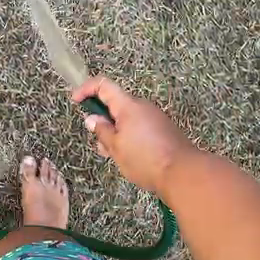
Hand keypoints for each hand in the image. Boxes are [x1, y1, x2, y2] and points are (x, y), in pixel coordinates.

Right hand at [71, 77, 198, 196]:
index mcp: (128, 105)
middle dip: (103, 121)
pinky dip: (130, 136)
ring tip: (116, 156)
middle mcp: (142, 106)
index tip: (76, 101)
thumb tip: (92, 119)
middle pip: (116, 104)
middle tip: (100, 144)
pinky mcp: (164, 129)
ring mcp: (155, 117)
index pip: (103, 85)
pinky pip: (140, 126)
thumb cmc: (145, 160)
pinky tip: (131, 158)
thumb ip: (102, 131)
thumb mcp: (116, 147)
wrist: (183, 173)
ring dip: (117, 132)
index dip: (86, 89)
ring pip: (128, 118)